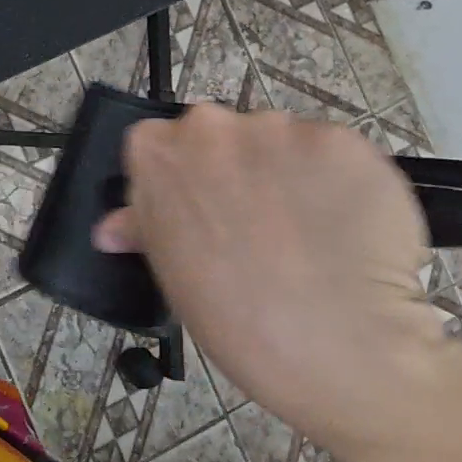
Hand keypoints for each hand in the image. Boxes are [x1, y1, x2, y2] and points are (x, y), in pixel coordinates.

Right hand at [93, 106, 441, 450]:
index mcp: (151, 146)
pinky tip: (350, 227)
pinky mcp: (343, 143)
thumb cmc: (224, 306)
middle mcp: (207, 123)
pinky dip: (346, 183)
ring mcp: (277, 128)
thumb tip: (111, 230)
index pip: (163, 142)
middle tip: (260, 220)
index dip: (187, 175)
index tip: (206, 207)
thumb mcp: (165, 262)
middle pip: (223, 133)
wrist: (327, 338)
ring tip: (314, 230)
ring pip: (284, 142)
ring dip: (294, 172)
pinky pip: (340, 156)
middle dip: (241, 166)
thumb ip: (142, 225)